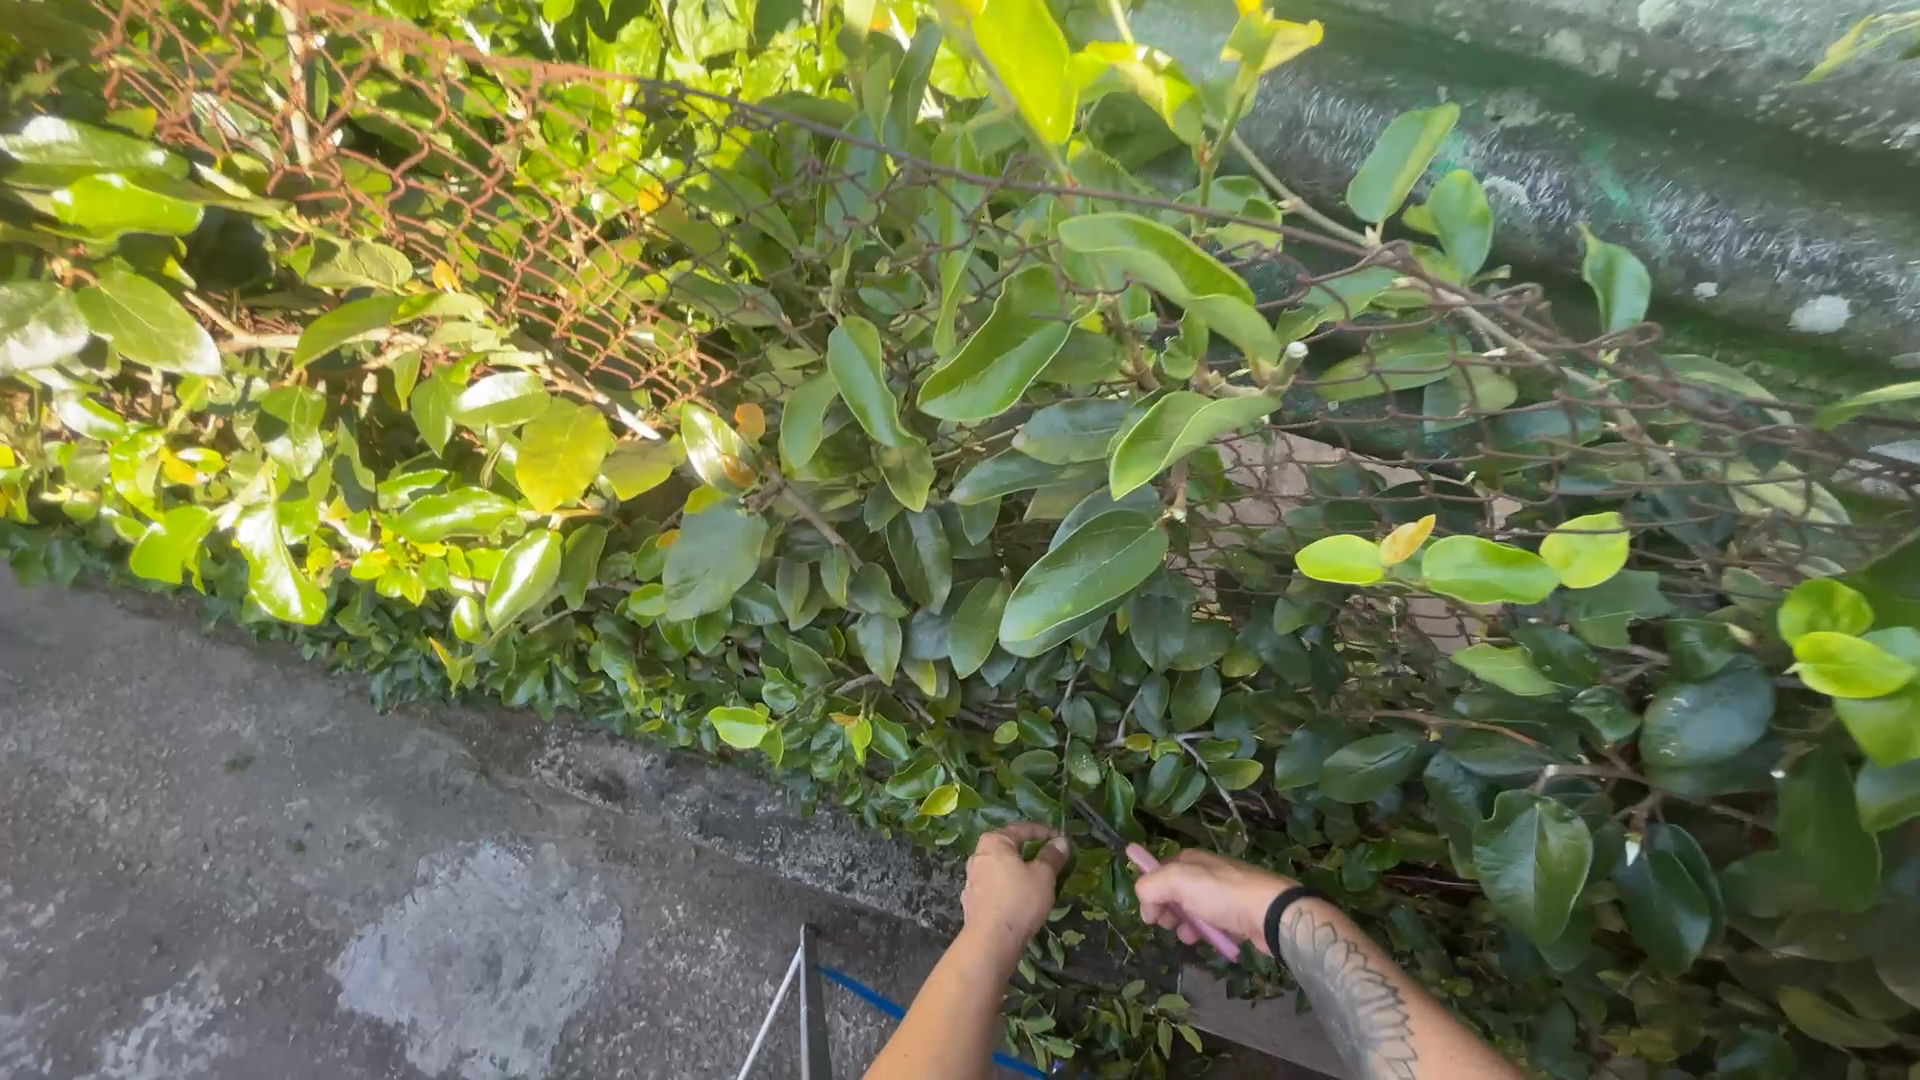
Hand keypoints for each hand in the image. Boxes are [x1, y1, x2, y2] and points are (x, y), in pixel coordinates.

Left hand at [962, 823, 1071, 948]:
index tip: (1061, 840)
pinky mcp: (971, 899)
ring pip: (1000, 867)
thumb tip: (1061, 842)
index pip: (1022, 829)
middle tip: (1049, 858)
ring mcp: (971, 878)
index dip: (1044, 832)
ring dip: (1017, 869)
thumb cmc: (1019, 900)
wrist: (991, 941)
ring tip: (1036, 878)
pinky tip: (1018, 897)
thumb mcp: (1043, 875)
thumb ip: (1052, 856)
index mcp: (994, 842)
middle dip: (1029, 851)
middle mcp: (978, 855)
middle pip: (1008, 847)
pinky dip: (1007, 886)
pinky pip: (994, 885)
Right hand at [1131, 847, 1296, 948]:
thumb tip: (1145, 904)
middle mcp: (1204, 873)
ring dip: (1186, 925)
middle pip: (1174, 893)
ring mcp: (1222, 894)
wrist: (1270, 913)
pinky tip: (1208, 941)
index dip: (1150, 893)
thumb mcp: (1177, 881)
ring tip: (1190, 937)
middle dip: (1167, 911)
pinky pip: (1213, 924)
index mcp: (1189, 860)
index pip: (1158, 872)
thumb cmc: (1220, 893)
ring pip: (1193, 911)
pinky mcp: (1237, 915)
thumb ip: (1150, 886)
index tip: (1150, 915)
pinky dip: (1207, 933)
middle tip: (1168, 925)